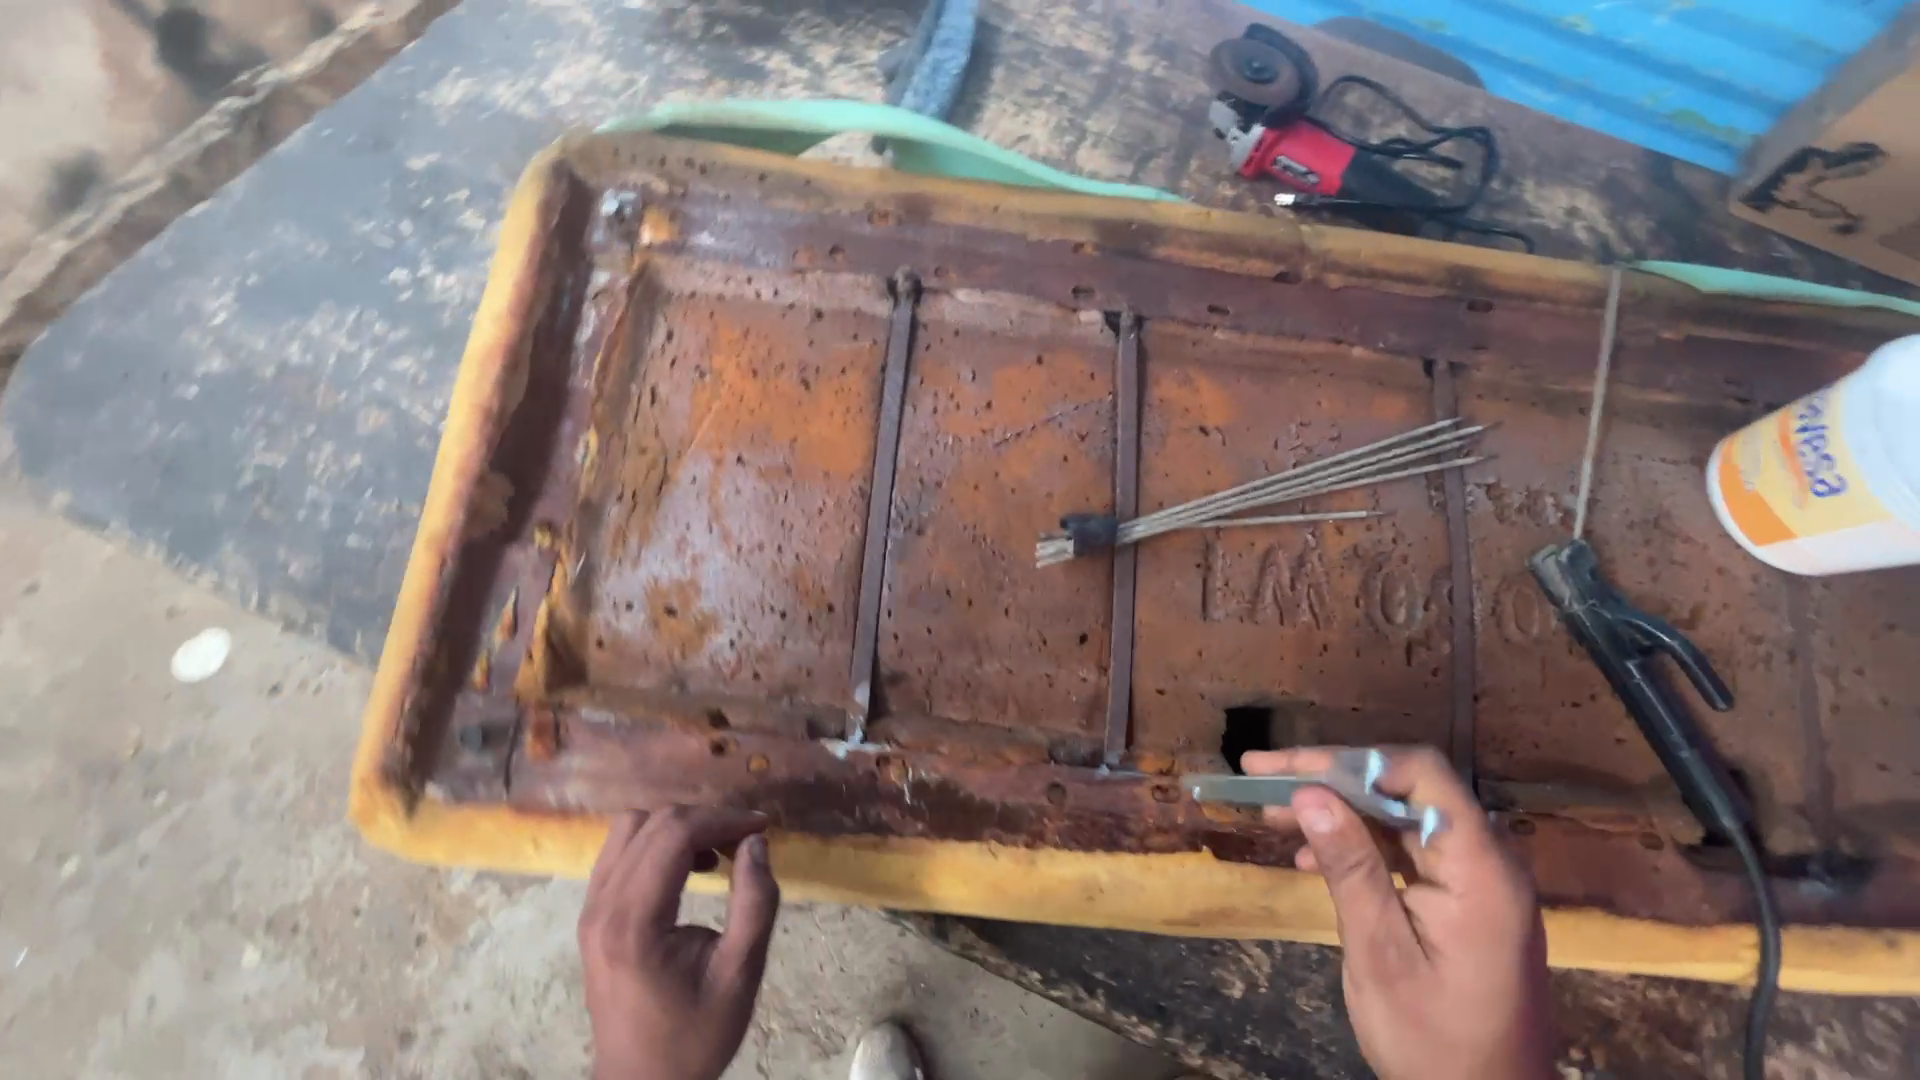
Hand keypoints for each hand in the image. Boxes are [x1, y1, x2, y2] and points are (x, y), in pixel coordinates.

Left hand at [578, 806, 780, 1079]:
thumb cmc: (695, 1035)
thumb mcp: (741, 973)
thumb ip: (755, 902)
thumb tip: (756, 841)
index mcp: (634, 923)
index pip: (675, 835)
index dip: (723, 819)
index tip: (762, 828)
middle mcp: (602, 907)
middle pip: (654, 823)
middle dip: (707, 820)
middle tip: (746, 842)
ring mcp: (591, 908)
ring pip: (631, 827)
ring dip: (680, 827)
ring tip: (717, 853)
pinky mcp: (592, 913)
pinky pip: (621, 850)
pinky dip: (659, 842)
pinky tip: (688, 867)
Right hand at [1244, 747, 1552, 1079]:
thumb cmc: (1433, 1040)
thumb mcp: (1380, 952)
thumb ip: (1350, 866)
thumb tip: (1308, 792)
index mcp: (1479, 867)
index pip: (1421, 773)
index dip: (1350, 760)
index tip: (1287, 768)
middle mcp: (1486, 860)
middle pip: (1403, 789)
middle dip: (1328, 779)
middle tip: (1260, 777)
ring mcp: (1475, 879)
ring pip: (1398, 816)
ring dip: (1336, 810)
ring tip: (1271, 813)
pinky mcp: (1462, 899)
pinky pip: (1405, 850)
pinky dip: (1357, 844)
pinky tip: (1311, 857)